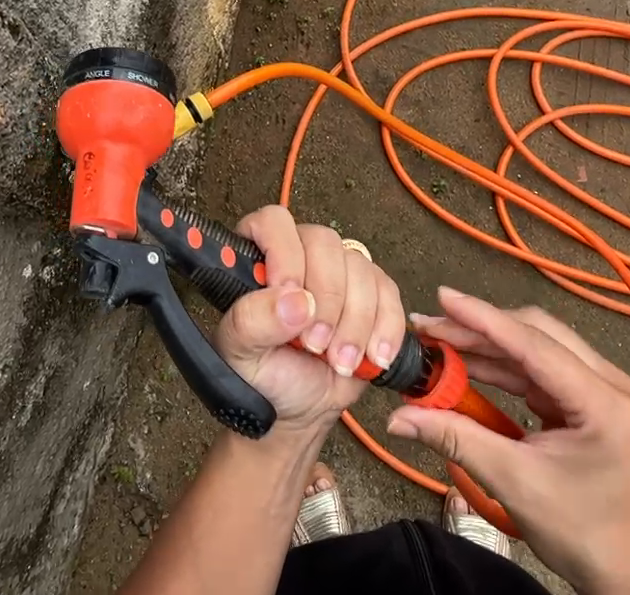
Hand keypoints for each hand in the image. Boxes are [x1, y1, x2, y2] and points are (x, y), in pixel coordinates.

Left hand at [211, 206, 406, 438]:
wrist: (300, 406)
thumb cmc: (264, 375)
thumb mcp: (241, 354)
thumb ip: (253, 322)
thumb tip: (295, 300)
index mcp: (258, 257)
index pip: (273, 223)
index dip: (285, 253)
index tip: (290, 294)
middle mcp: (300, 253)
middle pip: (325, 243)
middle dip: (326, 299)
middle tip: (314, 344)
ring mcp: (338, 271)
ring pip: (360, 268)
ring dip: (355, 321)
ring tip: (339, 361)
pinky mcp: (372, 293)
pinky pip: (388, 293)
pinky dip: (385, 328)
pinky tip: (372, 356)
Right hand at [391, 289, 629, 594]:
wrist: (624, 572)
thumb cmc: (581, 532)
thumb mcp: (513, 482)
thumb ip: (455, 439)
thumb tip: (398, 418)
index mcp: (603, 402)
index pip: (534, 345)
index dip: (484, 318)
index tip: (443, 296)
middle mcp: (607, 383)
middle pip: (535, 334)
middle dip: (479, 328)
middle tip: (430, 327)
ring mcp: (598, 389)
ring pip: (533, 347)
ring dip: (485, 344)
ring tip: (437, 341)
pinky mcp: (584, 398)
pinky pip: (534, 368)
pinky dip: (498, 365)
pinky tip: (464, 363)